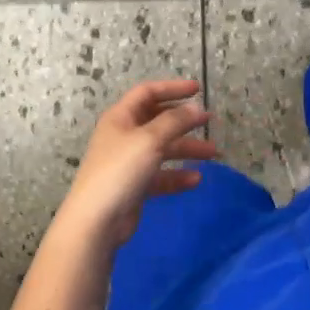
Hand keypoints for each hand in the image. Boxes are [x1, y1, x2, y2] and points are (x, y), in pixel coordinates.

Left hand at [55, 79, 215, 252]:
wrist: (97, 220)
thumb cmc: (120, 171)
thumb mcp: (149, 140)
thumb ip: (175, 121)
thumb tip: (196, 108)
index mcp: (120, 118)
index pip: (147, 93)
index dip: (172, 88)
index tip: (197, 89)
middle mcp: (123, 136)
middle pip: (157, 121)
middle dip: (184, 121)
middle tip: (209, 122)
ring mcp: (128, 162)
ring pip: (162, 149)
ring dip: (186, 149)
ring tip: (213, 153)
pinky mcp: (134, 186)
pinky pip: (160, 175)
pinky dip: (177, 175)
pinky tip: (196, 180)